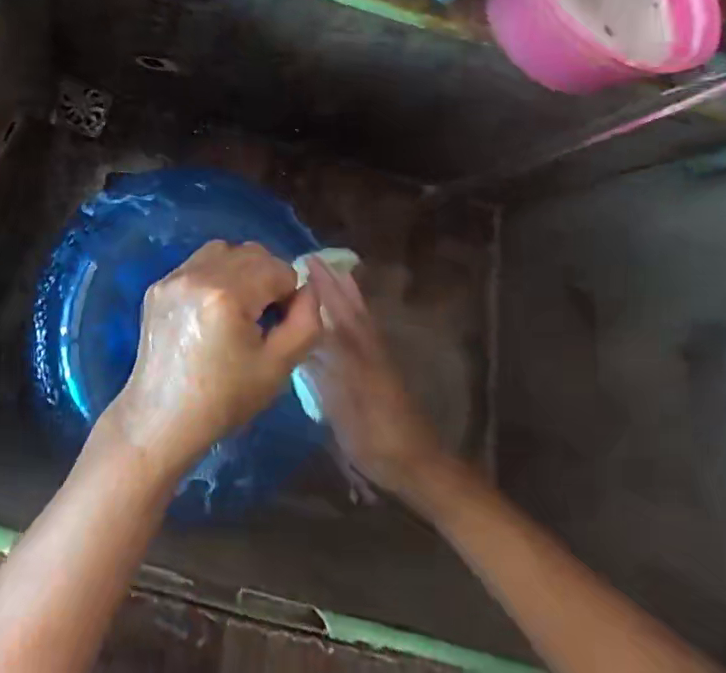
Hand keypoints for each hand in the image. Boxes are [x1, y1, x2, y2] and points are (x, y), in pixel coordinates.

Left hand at [104, 240, 322, 475]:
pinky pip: (197, 264)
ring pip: (223, 251)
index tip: (279, 326)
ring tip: (238, 309)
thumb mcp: (279, 366)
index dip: (289, 296)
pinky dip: (214, 277)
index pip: (279, 269)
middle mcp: (197, 274)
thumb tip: (309, 289)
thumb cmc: (225, 399)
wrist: (163, 419)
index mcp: (227, 293)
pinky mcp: (158, 286)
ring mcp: (173, 277)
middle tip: (263, 318)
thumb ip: (306, 321)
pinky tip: (211, 312)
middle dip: (267, 278)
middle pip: (252, 253)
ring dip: (241, 271)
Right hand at [302, 258, 447, 497]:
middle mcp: (371, 354)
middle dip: (334, 285)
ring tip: (335, 272)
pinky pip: (367, 331)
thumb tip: (304, 348)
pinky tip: (351, 311)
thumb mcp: (347, 421)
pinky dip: (357, 312)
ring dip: (348, 293)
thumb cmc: (380, 448)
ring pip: (362, 318)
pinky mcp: (385, 370)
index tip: (306, 267)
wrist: (421, 466)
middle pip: (351, 312)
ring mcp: (380, 361)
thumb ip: (327, 383)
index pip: (336, 320)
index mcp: (360, 364)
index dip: (321, 293)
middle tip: (316, 260)